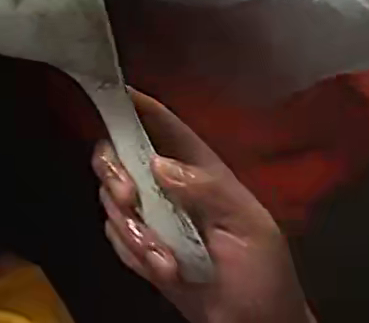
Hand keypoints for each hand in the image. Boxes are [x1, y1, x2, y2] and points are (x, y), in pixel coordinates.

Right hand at [95, 91, 313, 322]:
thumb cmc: (265, 277)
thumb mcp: (253, 229)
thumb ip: (209, 190)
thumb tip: (158, 163)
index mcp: (193, 167)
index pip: (156, 120)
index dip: (129, 100)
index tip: (104, 91)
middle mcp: (162, 181)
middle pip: (113, 151)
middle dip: (112, 173)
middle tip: (128, 198)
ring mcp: (146, 210)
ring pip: (107, 194)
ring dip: (131, 228)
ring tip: (165, 260)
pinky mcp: (134, 238)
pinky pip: (112, 230)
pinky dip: (132, 251)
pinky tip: (162, 269)